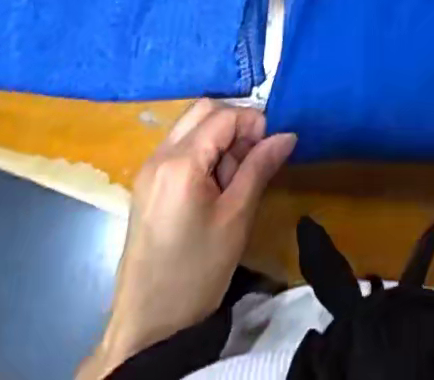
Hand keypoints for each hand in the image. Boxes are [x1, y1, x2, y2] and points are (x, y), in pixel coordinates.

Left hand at [78, 100, 296, 379]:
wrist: (149, 323)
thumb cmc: (198, 271)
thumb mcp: (236, 218)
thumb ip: (259, 168)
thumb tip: (287, 134)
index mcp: (180, 162)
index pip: (223, 116)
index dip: (253, 122)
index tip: (272, 146)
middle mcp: (159, 154)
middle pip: (203, 111)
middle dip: (235, 123)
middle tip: (255, 157)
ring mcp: (149, 168)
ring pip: (191, 126)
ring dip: (219, 137)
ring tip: (235, 178)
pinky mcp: (147, 183)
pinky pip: (179, 147)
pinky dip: (203, 152)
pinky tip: (216, 186)